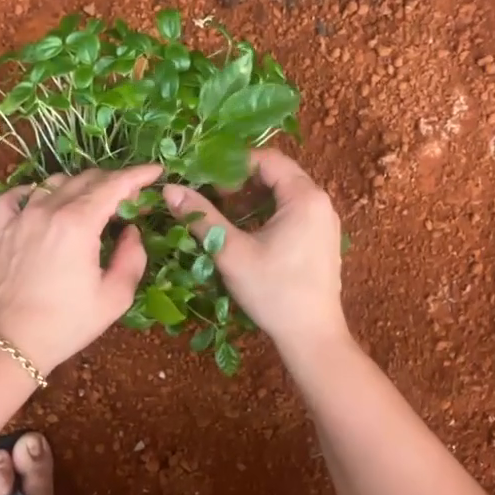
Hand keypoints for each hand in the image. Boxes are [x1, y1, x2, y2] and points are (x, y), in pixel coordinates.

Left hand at [0, 164, 164, 374]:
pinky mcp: (3, 230)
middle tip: (131, 197)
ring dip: (79, 186)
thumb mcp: (115, 296)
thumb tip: (131, 231)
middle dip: (113, 182)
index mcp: (78, 223)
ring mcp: (21, 217)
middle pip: (86, 179)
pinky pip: (15, 197)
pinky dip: (33, 192)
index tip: (156, 171)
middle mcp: (48, 210)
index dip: (138, 175)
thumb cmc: (68, 323)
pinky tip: (44, 200)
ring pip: (54, 183)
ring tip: (94, 202)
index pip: (114, 185)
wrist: (15, 342)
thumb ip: (132, 257)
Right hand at [163, 149, 347, 354]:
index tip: (207, 183)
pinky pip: (292, 213)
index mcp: (305, 197)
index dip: (233, 165)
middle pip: (277, 174)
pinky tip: (245, 234)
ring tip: (224, 216)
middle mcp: (321, 202)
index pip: (268, 159)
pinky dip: (266, 214)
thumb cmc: (273, 291)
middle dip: (241, 182)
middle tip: (212, 198)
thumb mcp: (231, 252)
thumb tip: (170, 189)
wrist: (312, 335)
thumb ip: (201, 217)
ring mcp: (324, 222)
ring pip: (283, 195)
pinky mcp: (321, 240)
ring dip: (252, 199)